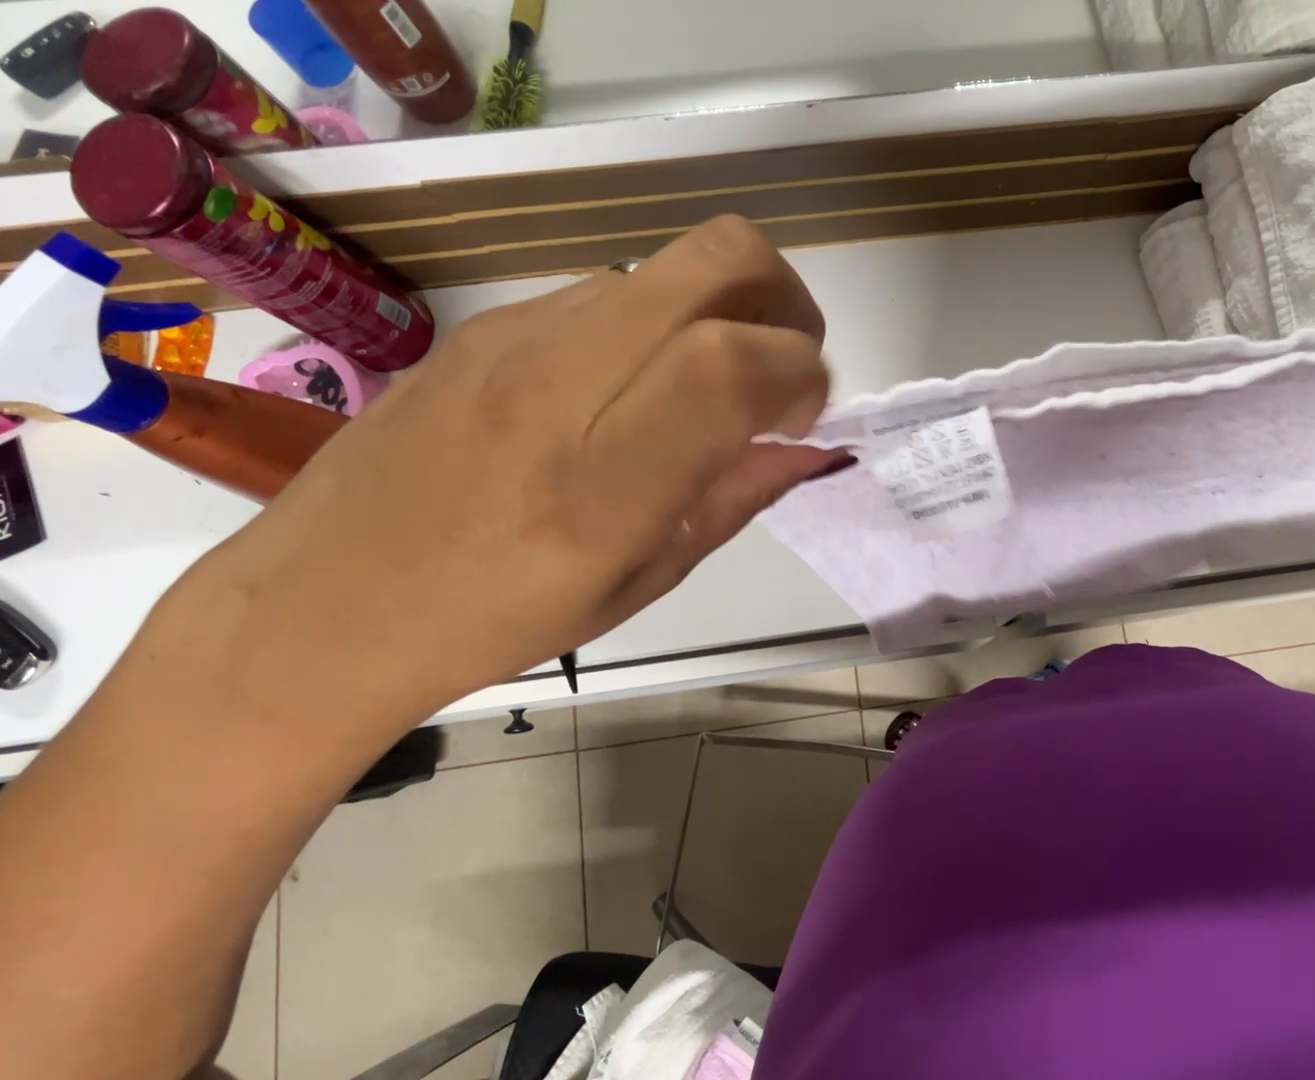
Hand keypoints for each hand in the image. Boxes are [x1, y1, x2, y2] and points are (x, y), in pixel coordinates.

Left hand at [166, 215, 847, 726]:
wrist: (324, 603)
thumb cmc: (498, 622)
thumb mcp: (642, 581)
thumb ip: (733, 497)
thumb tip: (809, 444)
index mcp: (604, 482)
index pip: (735, 362)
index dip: (801, 371)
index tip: (805, 416)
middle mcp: (561, 383)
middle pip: (718, 260)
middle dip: (787, 299)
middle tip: (787, 364)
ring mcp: (517, 337)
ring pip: (668, 266)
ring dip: (722, 311)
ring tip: (709, 387)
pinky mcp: (487, 322)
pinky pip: (609, 290)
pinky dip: (661, 322)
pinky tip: (636, 389)